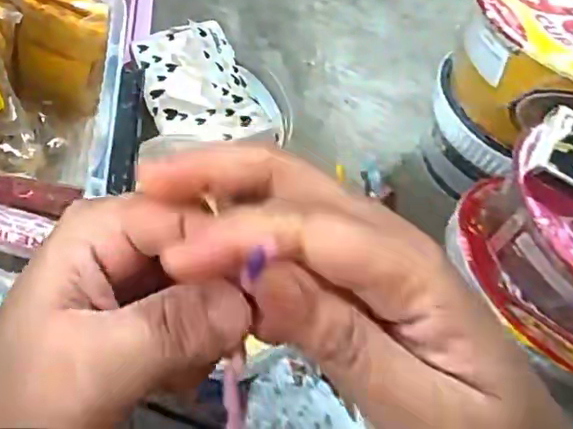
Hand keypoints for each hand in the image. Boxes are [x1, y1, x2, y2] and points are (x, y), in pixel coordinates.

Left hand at [0, 195, 250, 427]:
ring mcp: (129, 274)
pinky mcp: (139, 311)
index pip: (178, 213)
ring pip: (199, 284)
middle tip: (219, 347)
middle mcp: (118, 237)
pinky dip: (193, 348)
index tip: (262, 296)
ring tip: (178, 371)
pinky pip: (190, 315)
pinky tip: (173, 376)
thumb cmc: (30, 391)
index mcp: (98, 224)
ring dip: (203, 331)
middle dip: (214, 296)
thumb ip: (167, 326)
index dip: (222, 246)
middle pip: (194, 244)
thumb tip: (244, 295)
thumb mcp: (94, 360)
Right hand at [140, 145, 568, 428]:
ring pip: (276, 183)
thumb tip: (259, 271)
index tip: (176, 257)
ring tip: (160, 188)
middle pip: (284, 174)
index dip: (234, 233)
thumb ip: (343, 339)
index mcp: (405, 262)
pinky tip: (200, 224)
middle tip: (149, 180)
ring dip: (215, 178)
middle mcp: (376, 227)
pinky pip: (278, 214)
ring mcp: (358, 234)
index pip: (304, 226)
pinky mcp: (341, 253)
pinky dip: (231, 207)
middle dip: (213, 169)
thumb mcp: (423, 410)